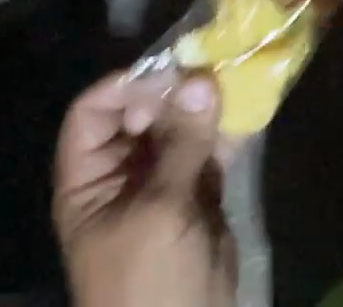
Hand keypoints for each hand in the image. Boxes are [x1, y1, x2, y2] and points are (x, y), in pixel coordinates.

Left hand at [53, 71, 236, 306]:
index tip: (171, 66)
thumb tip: (201, 78)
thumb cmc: (147, 276)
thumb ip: (182, 142)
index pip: (93, 113)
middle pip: (142, 112)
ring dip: (206, 102)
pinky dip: (229, 126)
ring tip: (236, 78)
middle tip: (212, 69)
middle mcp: (125, 172)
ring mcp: (164, 180)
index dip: (126, 85)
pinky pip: (211, 146)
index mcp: (91, 180)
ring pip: (181, 125)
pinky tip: (250, 107)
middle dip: (175, 88)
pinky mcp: (201, 189)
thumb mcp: (160, 209)